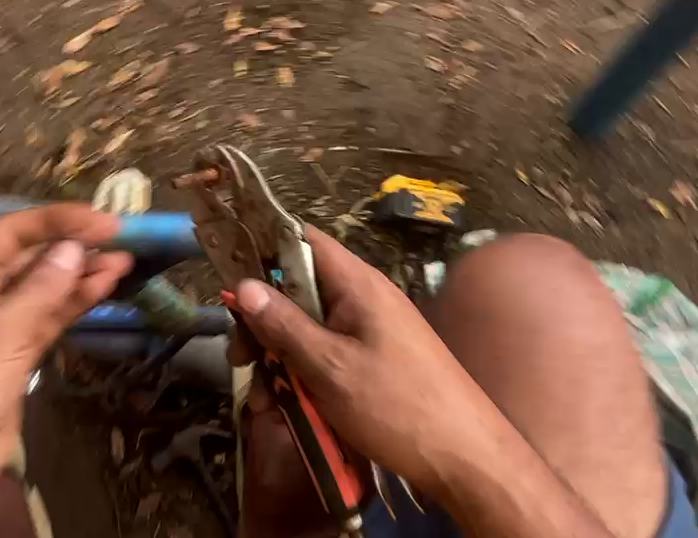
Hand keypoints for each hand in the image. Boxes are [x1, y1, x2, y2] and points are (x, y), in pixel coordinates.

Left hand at [0, 205, 131, 536]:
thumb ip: (42, 286)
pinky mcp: (10, 350)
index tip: (101, 220)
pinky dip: (73, 301)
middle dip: (72, 246)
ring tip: (124, 260)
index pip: (11, 231)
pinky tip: (106, 285)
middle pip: (28, 256)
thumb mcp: (2, 333)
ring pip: (42, 286)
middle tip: (118, 236)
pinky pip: (45, 314)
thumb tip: (74, 246)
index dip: (58, 220)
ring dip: (80, 273)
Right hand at [230, 228, 526, 504]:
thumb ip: (283, 324)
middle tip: (241, 358)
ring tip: (267, 401)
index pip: (301, 238)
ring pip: (309, 325)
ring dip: (282, 356)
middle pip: (299, 287)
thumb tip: (241, 283)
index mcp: (355, 281)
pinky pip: (329, 350)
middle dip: (265, 321)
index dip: (262, 247)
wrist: (467, 459)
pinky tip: (295, 409)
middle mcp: (363, 294)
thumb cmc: (397, 405)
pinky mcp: (376, 357)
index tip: (229, 275)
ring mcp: (371, 326)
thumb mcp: (329, 367)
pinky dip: (307, 373)